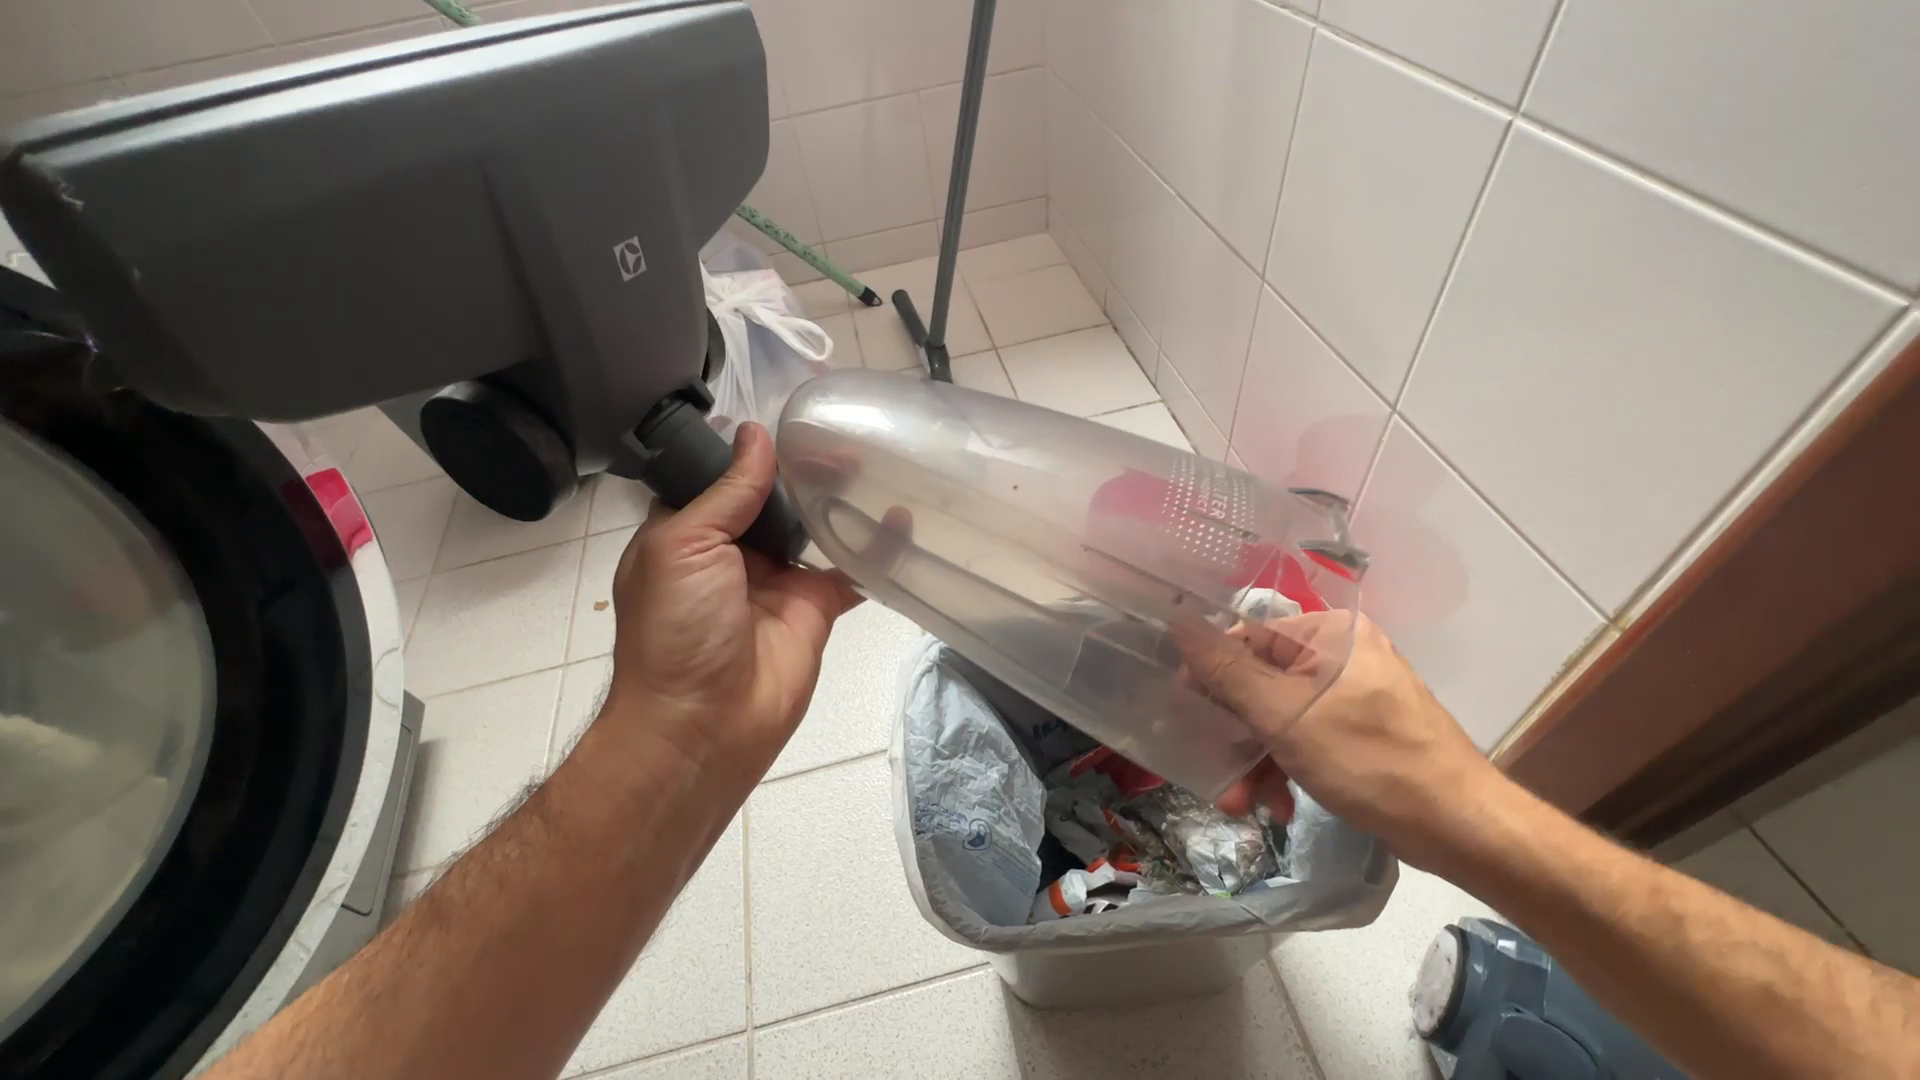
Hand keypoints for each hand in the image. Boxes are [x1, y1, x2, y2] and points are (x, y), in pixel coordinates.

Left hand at [603, 422, 860, 790]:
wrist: (705, 722)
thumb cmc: (677, 627)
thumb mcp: (683, 545)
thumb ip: (726, 491)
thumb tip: (755, 434)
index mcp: (688, 533)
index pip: (719, 477)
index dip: (747, 449)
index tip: (785, 417)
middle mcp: (732, 551)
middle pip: (772, 498)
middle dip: (802, 468)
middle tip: (838, 437)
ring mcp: (777, 579)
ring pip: (813, 527)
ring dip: (837, 498)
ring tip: (869, 460)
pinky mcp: (815, 606)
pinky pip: (849, 569)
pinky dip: (876, 546)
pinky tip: (900, 518)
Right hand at [1175, 610, 1499, 870]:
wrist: (1460, 828)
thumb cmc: (1367, 760)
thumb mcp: (1283, 714)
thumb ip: (1225, 670)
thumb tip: (1177, 622)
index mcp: (1328, 632)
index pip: (1246, 638)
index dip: (1210, 675)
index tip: (1186, 714)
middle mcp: (1341, 654)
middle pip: (1260, 682)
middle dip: (1234, 733)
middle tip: (1216, 772)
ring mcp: (1352, 693)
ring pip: (1279, 717)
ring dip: (1256, 760)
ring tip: (1243, 804)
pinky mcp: (1360, 730)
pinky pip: (1306, 737)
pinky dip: (1287, 768)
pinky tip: (1279, 805)